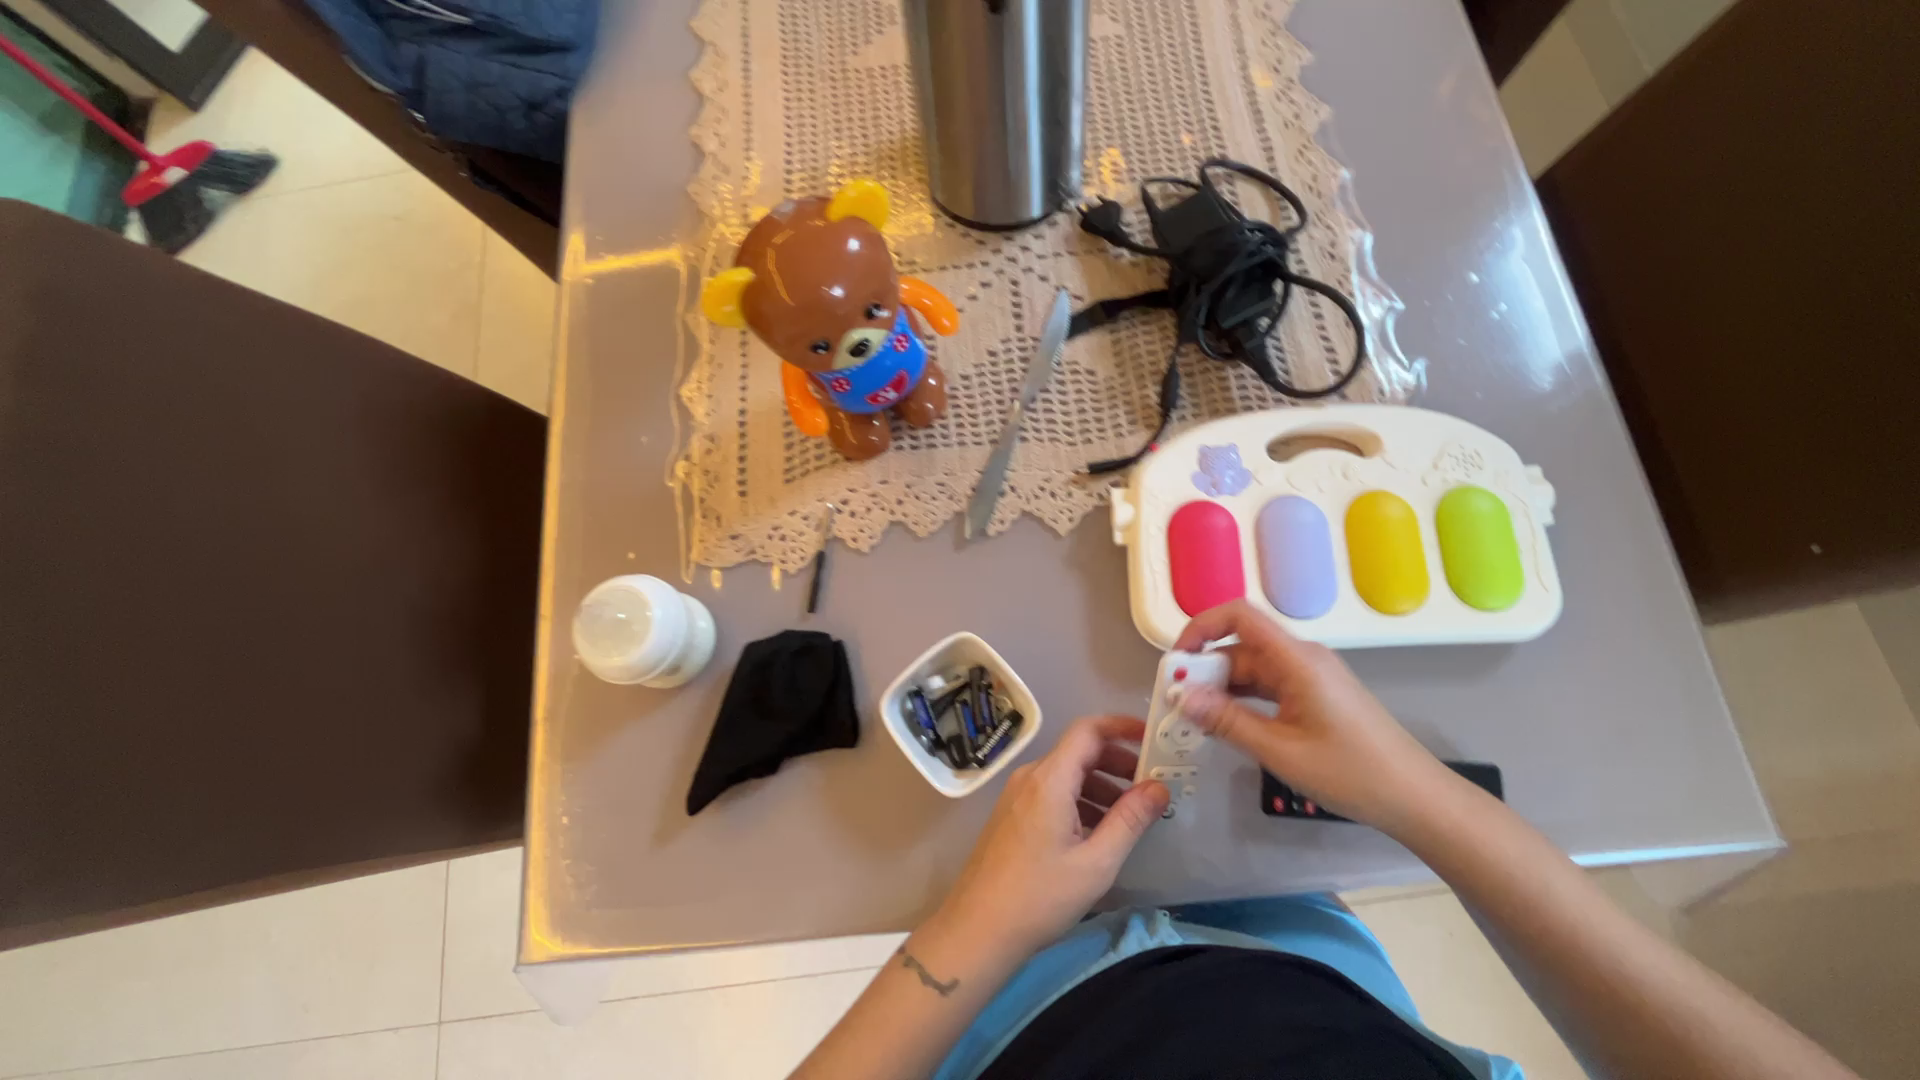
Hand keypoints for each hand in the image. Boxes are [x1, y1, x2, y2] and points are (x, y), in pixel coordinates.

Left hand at [935, 714, 1170, 958]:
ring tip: (1133, 817)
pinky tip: (1100, 835)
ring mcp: (1018, 796)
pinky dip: (1082, 803)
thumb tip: (1159, 787)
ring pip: (1068, 776)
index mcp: (1049, 779)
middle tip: (1153, 787)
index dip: (1123, 727)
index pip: (1088, 730)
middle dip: (1119, 764)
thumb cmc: (1040, 896)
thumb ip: (1130, 820)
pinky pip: (1054, 794)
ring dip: (1102, 788)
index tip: (1154, 738)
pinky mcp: (1013, 816)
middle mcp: (1031, 778)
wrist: (978, 929)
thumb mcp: (1096, 862)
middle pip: (1080, 752)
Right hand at [1173, 600, 1452, 832]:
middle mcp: (1302, 657)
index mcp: (1296, 659)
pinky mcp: (1315, 696)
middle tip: (1175, 705)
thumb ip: (1226, 721)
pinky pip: (1267, 686)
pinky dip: (1241, 700)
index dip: (1201, 627)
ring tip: (1192, 719)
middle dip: (1203, 670)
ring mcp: (1310, 677)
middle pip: (1240, 647)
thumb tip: (1179, 697)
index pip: (1240, 616)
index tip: (1175, 661)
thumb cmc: (1350, 772)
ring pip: (1251, 669)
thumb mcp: (1280, 750)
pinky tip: (1225, 725)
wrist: (1416, 798)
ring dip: (1220, 688)